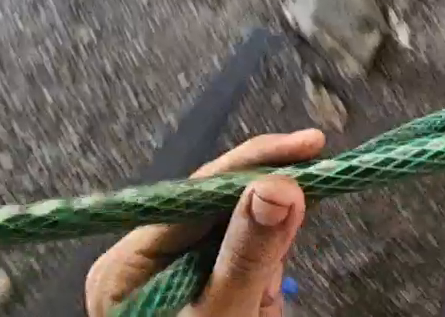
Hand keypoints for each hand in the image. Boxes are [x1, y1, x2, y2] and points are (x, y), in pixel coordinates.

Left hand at [85, 129, 324, 316]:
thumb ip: (248, 255)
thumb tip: (281, 183)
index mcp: (129, 262)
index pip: (202, 189)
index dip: (259, 161)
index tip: (314, 145)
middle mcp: (143, 258)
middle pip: (221, 204)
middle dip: (267, 224)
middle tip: (294, 245)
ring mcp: (168, 273)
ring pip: (238, 228)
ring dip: (267, 258)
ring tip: (263, 306)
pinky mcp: (195, 286)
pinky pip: (241, 256)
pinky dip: (263, 275)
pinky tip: (261, 306)